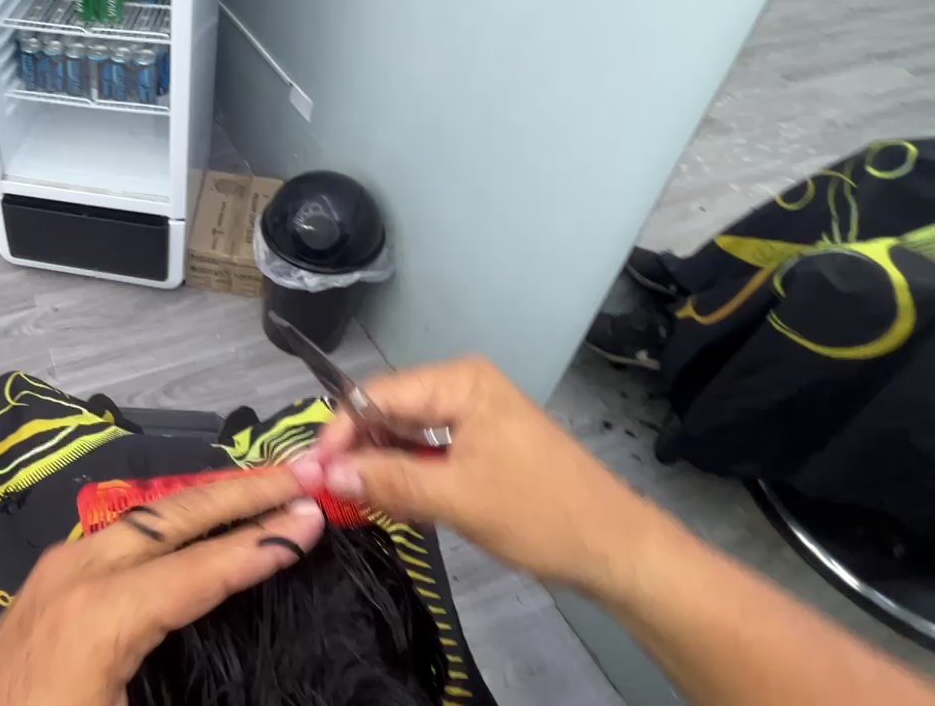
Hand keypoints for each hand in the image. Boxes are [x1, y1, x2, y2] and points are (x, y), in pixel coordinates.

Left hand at [0, 467, 326, 705]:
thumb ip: (189, 680)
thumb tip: (242, 660)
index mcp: (100, 615)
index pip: (198, 570)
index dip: (259, 545)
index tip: (310, 518)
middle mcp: (79, 571)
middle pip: (174, 517)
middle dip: (239, 493)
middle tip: (296, 476)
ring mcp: (59, 566)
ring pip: (147, 515)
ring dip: (205, 499)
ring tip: (257, 488)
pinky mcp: (49, 575)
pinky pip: (122, 532)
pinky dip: (170, 519)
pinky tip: (192, 521)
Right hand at [310, 357, 669, 596]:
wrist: (622, 553)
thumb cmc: (543, 515)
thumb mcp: (457, 499)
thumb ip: (387, 481)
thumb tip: (323, 475)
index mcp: (459, 381)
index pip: (378, 395)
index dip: (340, 431)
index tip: (312, 469)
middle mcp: (461, 385)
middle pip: (388, 409)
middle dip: (357, 448)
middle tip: (328, 489)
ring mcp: (472, 412)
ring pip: (403, 430)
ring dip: (379, 462)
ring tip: (354, 496)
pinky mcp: (478, 440)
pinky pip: (425, 447)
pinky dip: (404, 470)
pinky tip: (389, 495)